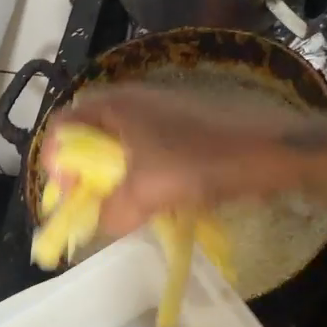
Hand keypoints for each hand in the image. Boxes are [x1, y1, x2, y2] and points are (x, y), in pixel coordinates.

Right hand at [40, 84, 315, 234]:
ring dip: (110, 177)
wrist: (271, 149)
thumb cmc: (202, 161)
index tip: (66, 196)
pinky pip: (143, 149)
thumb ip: (112, 212)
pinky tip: (153, 198)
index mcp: (114, 106)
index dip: (54, 163)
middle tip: (88, 206)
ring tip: (119, 208)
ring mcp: (157, 111)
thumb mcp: (148, 193)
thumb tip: (99, 226)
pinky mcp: (180, 126)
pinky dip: (137, 174)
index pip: (61, 126)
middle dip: (81, 174)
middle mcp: (129, 101)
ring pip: (117, 145)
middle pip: (86, 136)